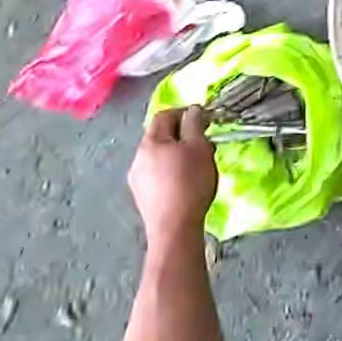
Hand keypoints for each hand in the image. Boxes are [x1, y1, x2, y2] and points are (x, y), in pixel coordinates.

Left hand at [128, 106, 217, 251]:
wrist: (174, 230)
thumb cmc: (190, 183)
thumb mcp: (199, 147)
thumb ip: (195, 124)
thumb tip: (192, 110)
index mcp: (150, 142)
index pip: (165, 115)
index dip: (185, 112)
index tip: (203, 119)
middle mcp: (138, 158)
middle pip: (161, 136)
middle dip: (183, 135)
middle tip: (204, 143)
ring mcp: (137, 180)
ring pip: (159, 157)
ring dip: (177, 155)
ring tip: (198, 165)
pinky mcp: (142, 198)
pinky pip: (158, 175)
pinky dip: (172, 172)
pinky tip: (186, 184)